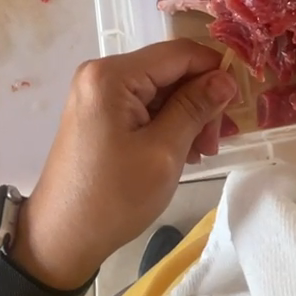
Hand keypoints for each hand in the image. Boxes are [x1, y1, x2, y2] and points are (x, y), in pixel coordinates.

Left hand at [13, 41, 236, 289]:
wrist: (58, 241)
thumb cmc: (112, 198)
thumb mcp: (164, 153)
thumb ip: (196, 108)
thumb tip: (226, 79)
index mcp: (113, 75)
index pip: (179, 53)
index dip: (214, 71)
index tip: (237, 104)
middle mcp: (102, 73)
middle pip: (170, 70)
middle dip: (200, 100)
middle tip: (216, 141)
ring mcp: (98, 92)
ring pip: (160, 88)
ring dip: (187, 114)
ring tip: (201, 152)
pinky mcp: (99, 112)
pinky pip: (144, 104)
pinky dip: (167, 122)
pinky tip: (181, 150)